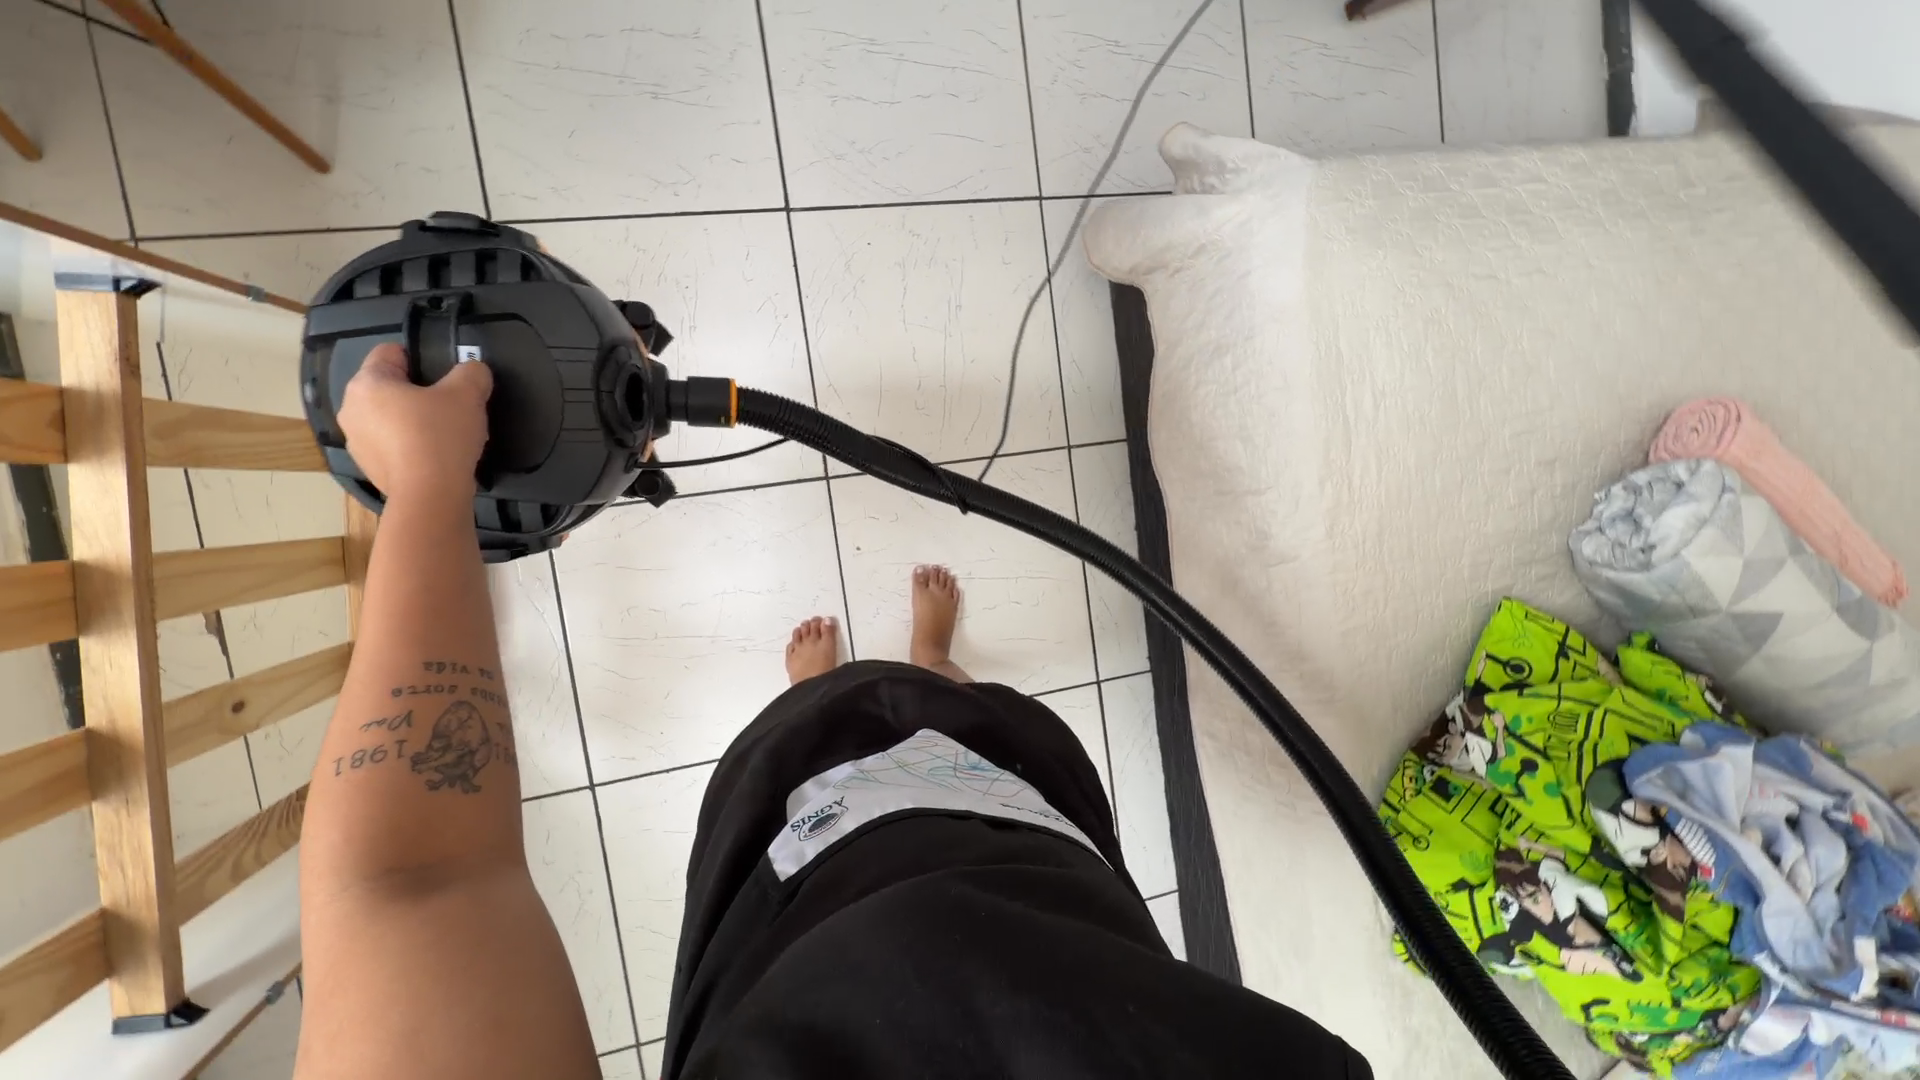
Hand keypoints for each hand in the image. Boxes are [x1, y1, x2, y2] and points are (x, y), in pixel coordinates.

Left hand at [337, 343, 492, 506]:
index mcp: (369, 382)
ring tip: (443, 436)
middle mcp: (352, 407)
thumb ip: (472, 373)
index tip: (446, 378)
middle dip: (417, 393)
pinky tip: (432, 457)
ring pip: (388, 417)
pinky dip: (408, 446)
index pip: (390, 352)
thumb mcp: (468, 395)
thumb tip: (474, 369)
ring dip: (411, 421)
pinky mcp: (367, 466)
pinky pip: (390, 445)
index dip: (421, 358)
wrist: (430, 494)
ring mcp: (355, 439)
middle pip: (389, 387)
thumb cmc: (441, 435)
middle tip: (449, 408)